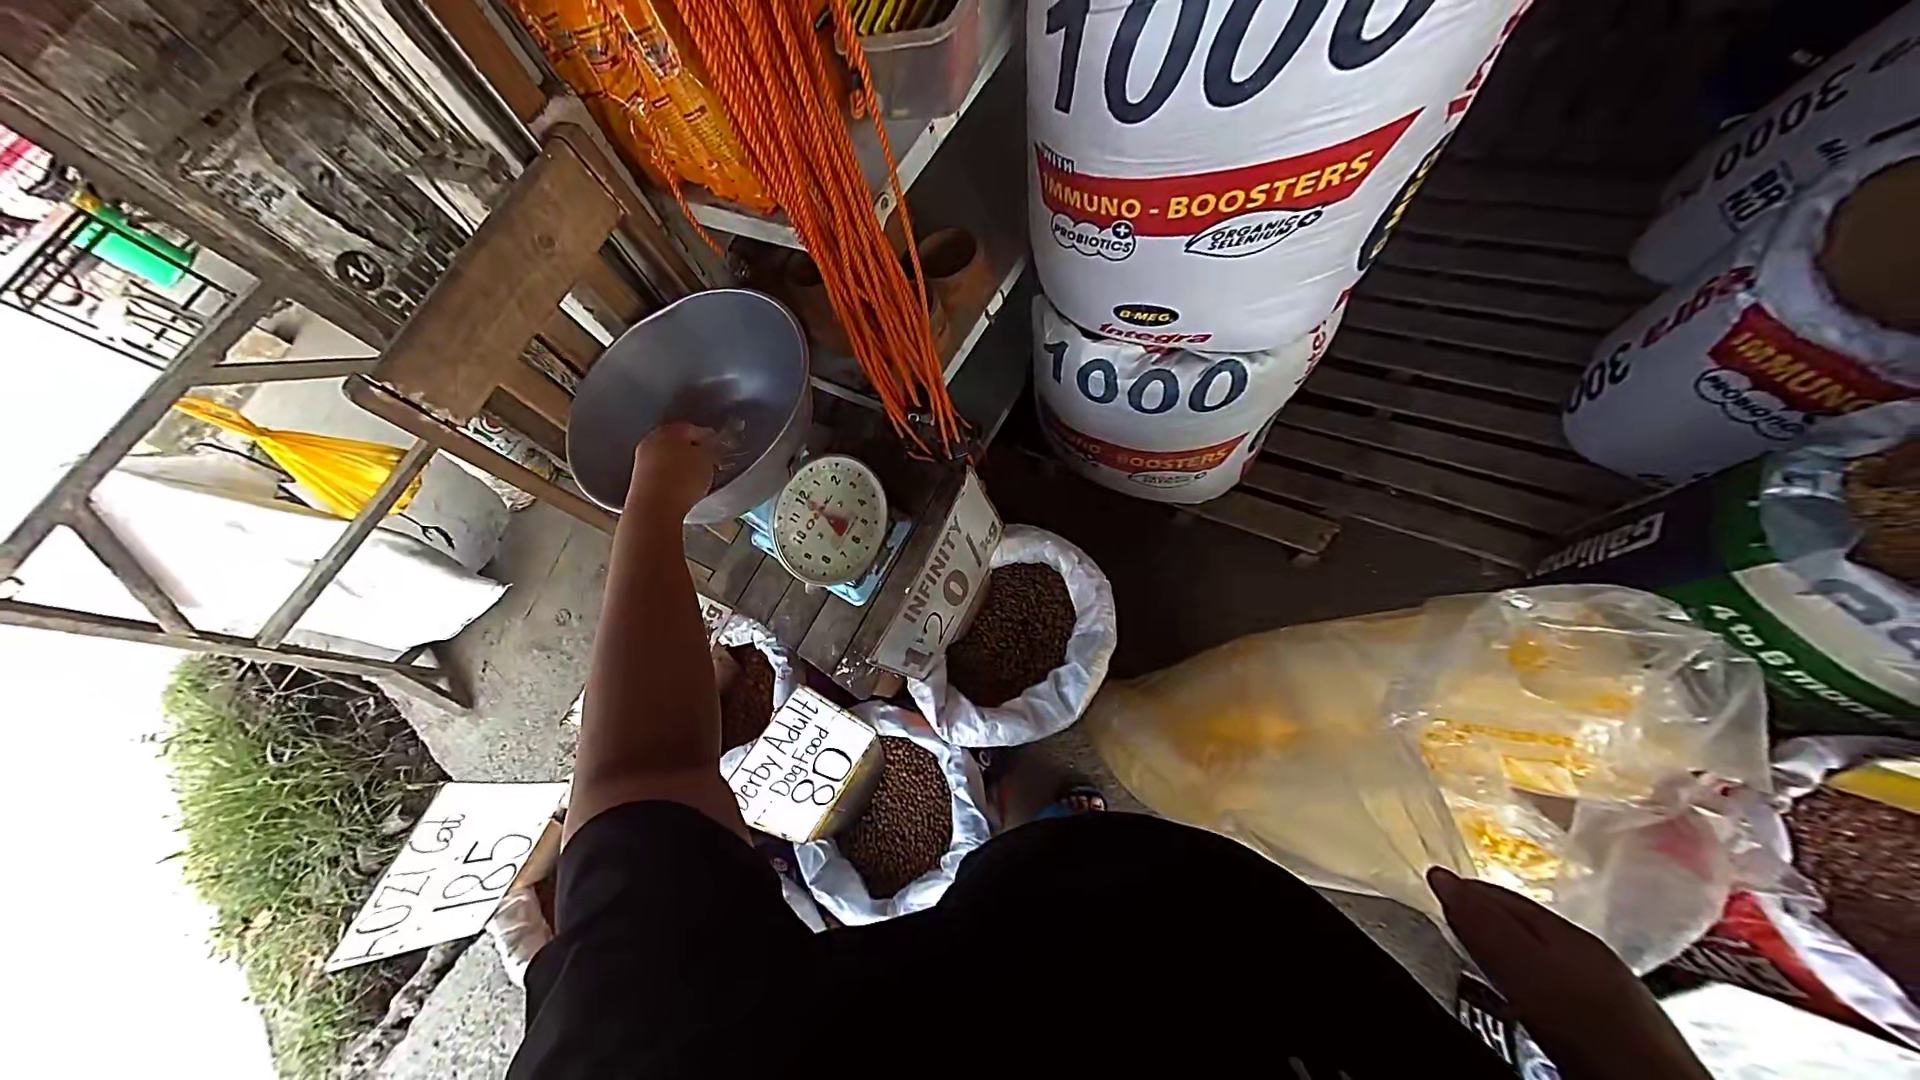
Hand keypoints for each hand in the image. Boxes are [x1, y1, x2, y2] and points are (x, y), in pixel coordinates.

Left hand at [627, 422, 718, 520]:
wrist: (654, 508)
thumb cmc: (683, 480)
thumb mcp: (707, 461)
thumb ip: (709, 448)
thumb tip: (707, 445)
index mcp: (669, 431)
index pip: (691, 428)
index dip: (707, 437)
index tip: (717, 448)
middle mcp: (651, 440)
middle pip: (675, 441)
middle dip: (691, 449)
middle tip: (707, 461)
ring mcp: (642, 460)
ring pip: (666, 456)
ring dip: (680, 462)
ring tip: (695, 475)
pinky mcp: (639, 479)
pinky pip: (660, 472)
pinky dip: (671, 475)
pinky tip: (680, 485)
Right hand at [1428, 868, 1710, 1079]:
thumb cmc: (1583, 1020)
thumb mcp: (1524, 965)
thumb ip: (1483, 923)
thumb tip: (1439, 875)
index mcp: (1568, 933)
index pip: (1501, 896)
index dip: (1463, 890)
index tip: (1431, 889)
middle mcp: (1590, 954)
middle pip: (1523, 925)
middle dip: (1483, 918)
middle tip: (1445, 919)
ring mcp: (1607, 990)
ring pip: (1541, 955)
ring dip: (1505, 950)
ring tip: (1474, 956)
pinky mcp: (1614, 1025)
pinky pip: (1555, 985)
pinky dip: (1526, 980)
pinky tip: (1519, 999)